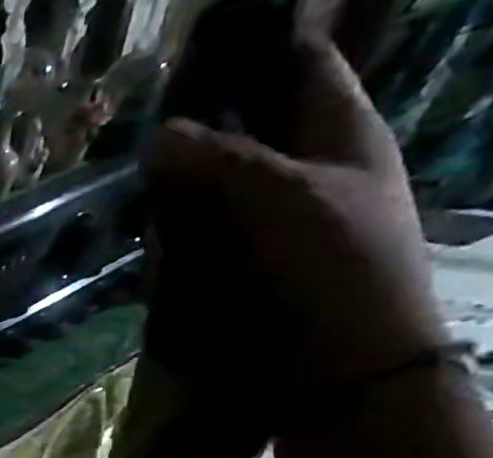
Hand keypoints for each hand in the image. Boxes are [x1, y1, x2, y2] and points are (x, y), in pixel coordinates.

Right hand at [148, 37, 446, 383]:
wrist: (343, 374)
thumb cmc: (334, 271)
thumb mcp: (282, 199)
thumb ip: (219, 161)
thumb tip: (156, 138)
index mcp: (340, 131)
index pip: (299, 60)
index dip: (253, 48)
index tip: (192, 54)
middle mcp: (309, 169)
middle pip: (248, 125)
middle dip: (201, 130)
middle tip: (152, 143)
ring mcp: (276, 224)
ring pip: (219, 186)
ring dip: (184, 192)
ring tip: (149, 200)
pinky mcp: (249, 271)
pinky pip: (208, 238)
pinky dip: (183, 239)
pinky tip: (159, 247)